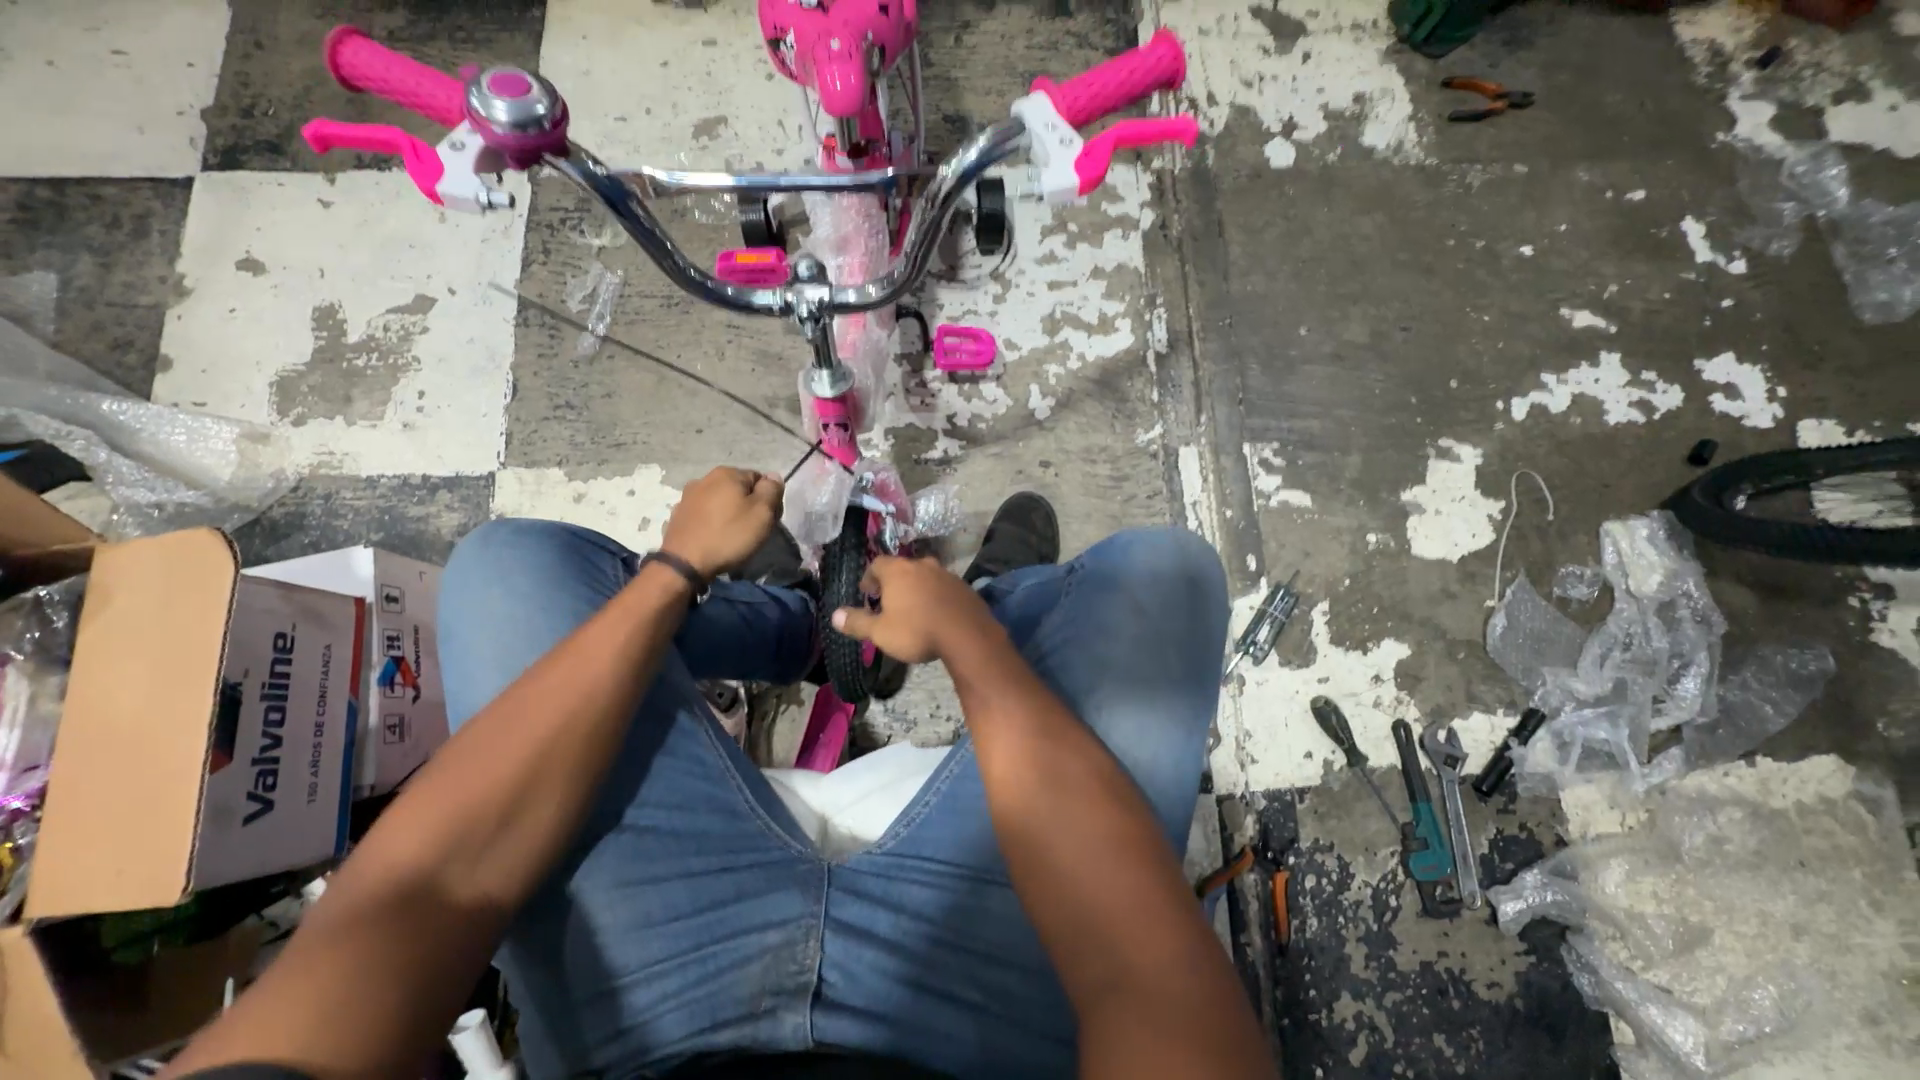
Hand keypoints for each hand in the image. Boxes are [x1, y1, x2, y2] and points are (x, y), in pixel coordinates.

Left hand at [660, 467, 783, 578]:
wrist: (685, 563)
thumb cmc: (729, 536)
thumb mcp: (762, 513)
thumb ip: (771, 490)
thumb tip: (773, 476)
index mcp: (727, 473)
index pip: (759, 479)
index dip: (768, 500)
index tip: (768, 520)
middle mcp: (705, 478)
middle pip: (738, 489)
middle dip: (748, 505)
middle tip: (752, 530)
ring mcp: (688, 495)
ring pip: (720, 501)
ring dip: (729, 513)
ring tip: (731, 535)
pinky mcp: (679, 513)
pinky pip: (704, 513)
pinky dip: (712, 521)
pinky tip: (713, 537)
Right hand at [830, 555, 1000, 663]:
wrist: (967, 634)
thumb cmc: (916, 631)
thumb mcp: (880, 632)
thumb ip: (857, 622)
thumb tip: (834, 615)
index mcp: (898, 570)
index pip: (877, 564)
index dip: (869, 578)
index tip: (867, 594)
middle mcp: (922, 564)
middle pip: (902, 568)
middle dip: (893, 583)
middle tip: (888, 602)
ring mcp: (946, 573)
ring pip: (924, 576)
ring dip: (916, 588)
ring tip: (913, 609)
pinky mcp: (964, 586)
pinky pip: (943, 587)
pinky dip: (935, 596)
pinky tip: (936, 614)